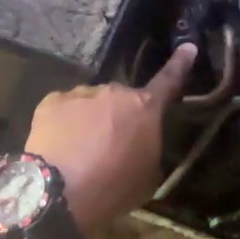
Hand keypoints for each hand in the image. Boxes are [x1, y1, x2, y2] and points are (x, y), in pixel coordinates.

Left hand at [25, 44, 196, 233]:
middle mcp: (115, 92)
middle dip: (119, 117)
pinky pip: (64, 109)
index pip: (168, 81)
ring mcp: (81, 93)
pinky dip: (65, 124)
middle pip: (121, 101)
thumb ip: (149, 149)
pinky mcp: (52, 101)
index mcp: (145, 109)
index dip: (180, 64)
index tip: (188, 46)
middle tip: (109, 147)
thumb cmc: (114, 188)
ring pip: (91, 104)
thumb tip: (141, 142)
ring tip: (79, 152)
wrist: (60, 192)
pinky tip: (60, 147)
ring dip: (90, 121)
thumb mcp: (148, 177)